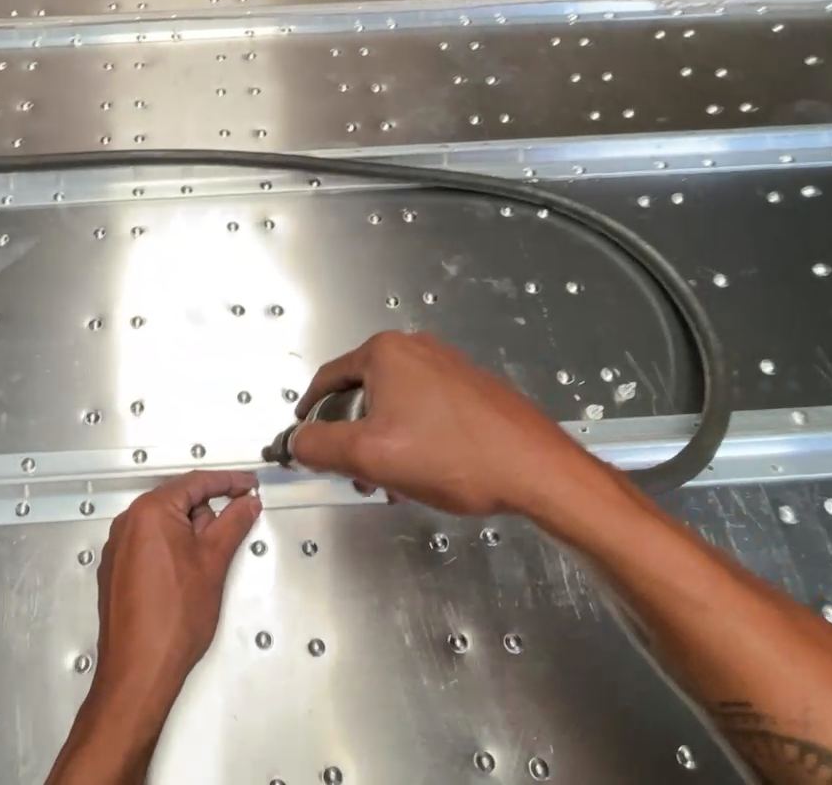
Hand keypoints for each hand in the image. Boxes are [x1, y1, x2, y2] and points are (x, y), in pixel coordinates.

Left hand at [94, 469, 261, 691]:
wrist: (139, 670)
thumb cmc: (174, 618)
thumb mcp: (214, 561)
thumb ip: (233, 523)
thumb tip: (246, 503)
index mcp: (150, 511)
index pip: (196, 482)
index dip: (228, 482)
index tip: (249, 485)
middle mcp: (128, 522)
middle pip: (179, 502)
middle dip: (208, 514)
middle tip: (232, 532)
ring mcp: (118, 546)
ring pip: (165, 524)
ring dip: (191, 534)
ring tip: (206, 566)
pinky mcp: (116, 569)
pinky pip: (150, 544)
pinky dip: (172, 549)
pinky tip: (186, 576)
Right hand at [291, 331, 611, 519]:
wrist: (536, 471)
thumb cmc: (454, 456)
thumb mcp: (369, 456)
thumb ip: (319, 446)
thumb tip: (295, 442)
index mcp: (386, 353)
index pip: (327, 378)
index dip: (310, 412)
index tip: (303, 437)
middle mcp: (416, 349)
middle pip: (361, 393)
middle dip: (352, 436)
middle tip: (355, 473)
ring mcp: (447, 366)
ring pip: (394, 406)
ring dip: (383, 443)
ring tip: (394, 482)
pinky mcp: (470, 388)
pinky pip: (423, 410)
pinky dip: (412, 439)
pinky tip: (424, 472)